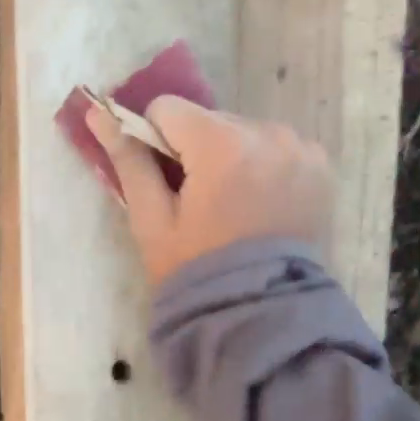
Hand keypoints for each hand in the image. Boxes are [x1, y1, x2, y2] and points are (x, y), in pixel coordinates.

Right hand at [86, 95, 333, 285]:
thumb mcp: (151, 222)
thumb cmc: (192, 270)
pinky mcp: (320, 165)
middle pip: (211, 120)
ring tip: (230, 209)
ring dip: (232, 158)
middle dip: (198, 152)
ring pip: (245, 132)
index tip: (164, 180)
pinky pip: (278, 148)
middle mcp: (266, 133)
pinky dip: (265, 168)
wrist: (255, 312)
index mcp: (220, 145)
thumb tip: (99, 114)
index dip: (156, 141)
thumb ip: (129, 162)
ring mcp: (299, 148)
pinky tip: (260, 207)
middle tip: (197, 204)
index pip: (169, 108)